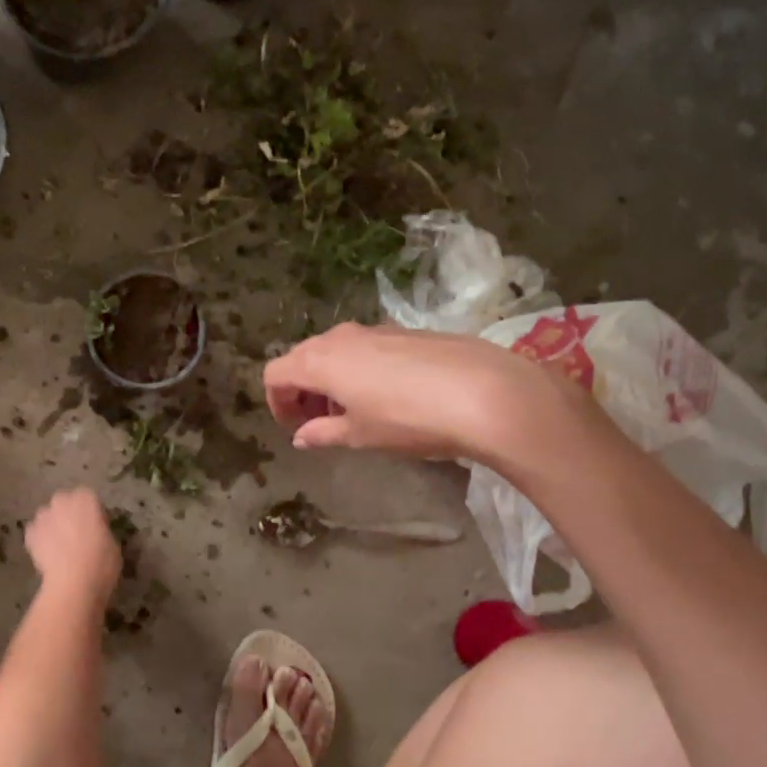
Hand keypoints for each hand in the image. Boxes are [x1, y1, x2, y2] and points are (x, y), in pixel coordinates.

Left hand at [25, 489, 120, 606]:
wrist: (73, 583)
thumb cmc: (101, 562)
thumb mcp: (113, 544)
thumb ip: (101, 530)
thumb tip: (95, 532)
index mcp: (86, 498)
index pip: (89, 499)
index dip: (92, 514)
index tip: (96, 529)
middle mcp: (62, 500)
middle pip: (65, 503)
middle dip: (69, 515)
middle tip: (77, 536)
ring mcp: (43, 515)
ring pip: (48, 516)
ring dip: (53, 525)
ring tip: (60, 547)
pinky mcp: (30, 532)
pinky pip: (36, 532)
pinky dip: (40, 540)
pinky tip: (48, 555)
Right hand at [263, 322, 595, 464]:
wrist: (490, 394)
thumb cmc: (411, 420)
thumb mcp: (361, 436)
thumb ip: (324, 432)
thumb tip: (303, 435)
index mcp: (318, 361)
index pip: (275, 374)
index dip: (277, 402)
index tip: (294, 427)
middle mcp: (340, 338)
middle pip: (302, 357)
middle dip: (303, 388)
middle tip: (319, 420)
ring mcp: (376, 330)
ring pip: (336, 350)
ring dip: (332, 379)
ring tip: (355, 411)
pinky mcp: (408, 332)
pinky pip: (368, 348)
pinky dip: (361, 369)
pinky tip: (391, 397)